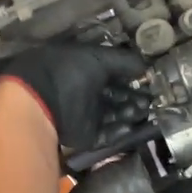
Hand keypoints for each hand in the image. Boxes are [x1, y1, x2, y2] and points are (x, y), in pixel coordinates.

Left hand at [0, 46, 148, 152]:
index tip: (149, 81)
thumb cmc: (68, 71)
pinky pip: (107, 134)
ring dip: (130, 113)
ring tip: (142, 112)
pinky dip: (119, 131)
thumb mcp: (97, 57)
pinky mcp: (86, 134)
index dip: (132, 77)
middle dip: (134, 98)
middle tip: (150, 101)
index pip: (115, 74)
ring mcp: (86, 115)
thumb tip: (145, 66)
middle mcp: (88, 92)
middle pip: (117, 96)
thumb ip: (124, 61)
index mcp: (87, 69)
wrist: (41, 101)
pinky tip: (131, 126)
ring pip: (115, 115)